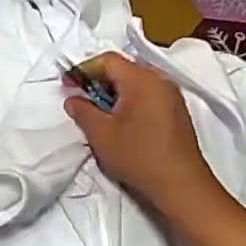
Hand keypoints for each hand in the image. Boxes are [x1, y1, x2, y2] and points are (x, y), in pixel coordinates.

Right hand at [64, 53, 234, 223]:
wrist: (179, 184)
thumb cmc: (137, 155)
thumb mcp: (100, 133)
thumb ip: (82, 110)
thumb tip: (73, 99)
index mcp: (142, 80)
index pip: (108, 60)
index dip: (83, 69)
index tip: (67, 84)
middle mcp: (160, 81)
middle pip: (123, 69)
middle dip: (98, 80)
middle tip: (79, 97)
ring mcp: (171, 96)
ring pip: (135, 83)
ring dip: (113, 92)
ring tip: (96, 111)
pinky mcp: (175, 112)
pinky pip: (147, 95)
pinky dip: (128, 101)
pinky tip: (118, 121)